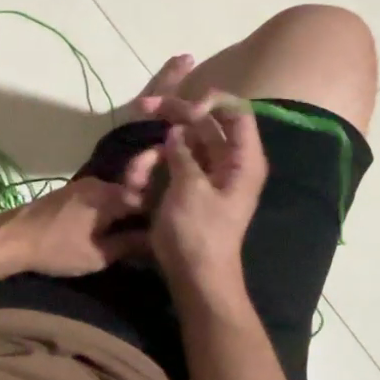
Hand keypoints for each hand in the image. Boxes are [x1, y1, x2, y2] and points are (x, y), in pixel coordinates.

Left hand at [0, 173, 149, 276]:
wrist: (13, 237)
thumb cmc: (57, 248)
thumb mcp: (99, 255)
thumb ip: (130, 245)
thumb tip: (157, 240)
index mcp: (112, 196)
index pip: (150, 199)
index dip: (163, 215)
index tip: (171, 231)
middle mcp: (101, 183)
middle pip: (134, 195)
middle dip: (145, 214)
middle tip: (156, 235)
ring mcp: (84, 185)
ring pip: (117, 197)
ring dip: (126, 213)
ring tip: (136, 234)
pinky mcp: (72, 191)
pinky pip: (102, 198)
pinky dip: (110, 211)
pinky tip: (111, 227)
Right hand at [149, 98, 268, 295]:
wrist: (197, 278)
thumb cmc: (199, 234)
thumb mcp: (190, 189)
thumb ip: (183, 153)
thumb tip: (176, 132)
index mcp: (243, 160)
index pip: (236, 112)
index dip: (210, 100)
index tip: (181, 107)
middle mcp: (230, 162)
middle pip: (205, 123)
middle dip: (174, 114)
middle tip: (141, 108)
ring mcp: (209, 175)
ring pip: (184, 142)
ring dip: (158, 145)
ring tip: (136, 165)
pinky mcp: (190, 188)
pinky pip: (175, 163)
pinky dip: (157, 162)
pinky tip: (139, 171)